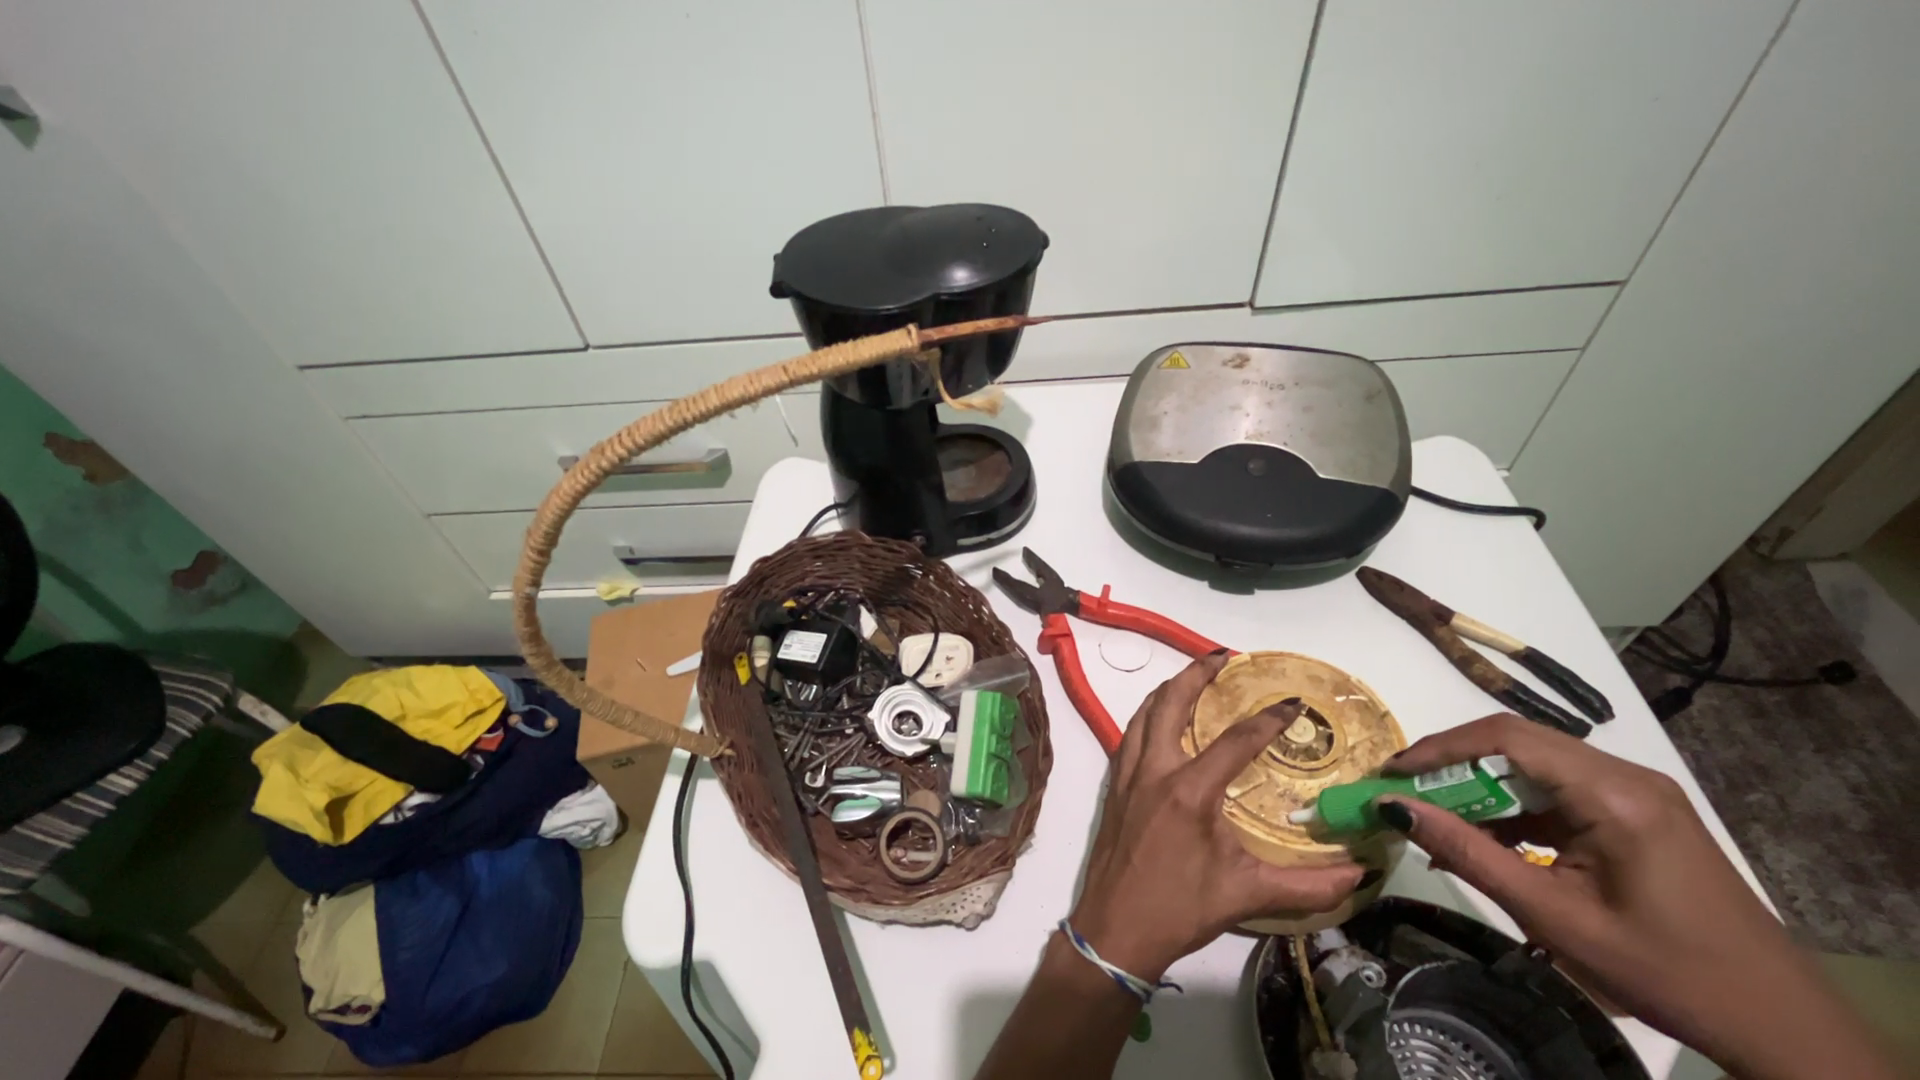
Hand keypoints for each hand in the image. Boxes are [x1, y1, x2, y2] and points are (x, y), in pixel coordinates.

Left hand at [1069, 652, 1362, 981]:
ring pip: (1143, 714)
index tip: (1292, 703)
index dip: (1267, 719)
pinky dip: (1147, 716)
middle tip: (1222, 656)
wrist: (1114, 931)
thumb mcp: (1247, 895)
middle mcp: (1154, 771)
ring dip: (1167, 690)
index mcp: (1189, 791)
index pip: (1235, 740)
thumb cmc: (1179, 910)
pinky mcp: (1115, 788)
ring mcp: (1128, 777)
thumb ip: (1308, 885)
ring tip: (1191, 677)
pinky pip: (1129, 736)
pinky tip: (1159, 722)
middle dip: (1196, 673)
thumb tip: (1359, 875)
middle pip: (1170, 703)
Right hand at [1381, 714, 1896, 1079]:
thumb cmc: (1662, 970)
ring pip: (1538, 769)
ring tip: (1435, 822)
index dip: (1440, 747)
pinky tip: (1486, 842)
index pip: (1508, 738)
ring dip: (1483, 790)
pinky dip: (1516, 812)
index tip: (1390, 772)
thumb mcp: (1552, 916)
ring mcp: (1637, 795)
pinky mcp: (1639, 816)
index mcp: (1615, 795)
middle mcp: (1627, 778)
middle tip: (1402, 795)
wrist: (1774, 1021)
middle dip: (1454, 766)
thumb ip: (1469, 853)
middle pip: (1520, 746)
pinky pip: (1561, 795)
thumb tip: (1395, 809)